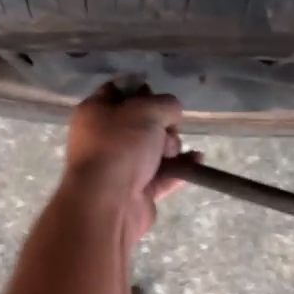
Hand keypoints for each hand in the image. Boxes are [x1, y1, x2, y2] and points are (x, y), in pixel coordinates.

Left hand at [60, 84, 189, 244]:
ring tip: (172, 153)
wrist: (108, 202)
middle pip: (142, 121)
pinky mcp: (136, 190)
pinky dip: (179, 168)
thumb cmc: (120, 145)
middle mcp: (104, 137)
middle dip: (163, 124)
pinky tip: (197, 162)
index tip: (160, 96)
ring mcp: (120, 165)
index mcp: (95, 112)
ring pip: (154, 148)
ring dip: (171, 147)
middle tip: (167, 129)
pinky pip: (163, 174)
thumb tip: (171, 115)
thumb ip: (167, 104)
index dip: (142, 90)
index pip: (119, 91)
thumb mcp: (148, 109)